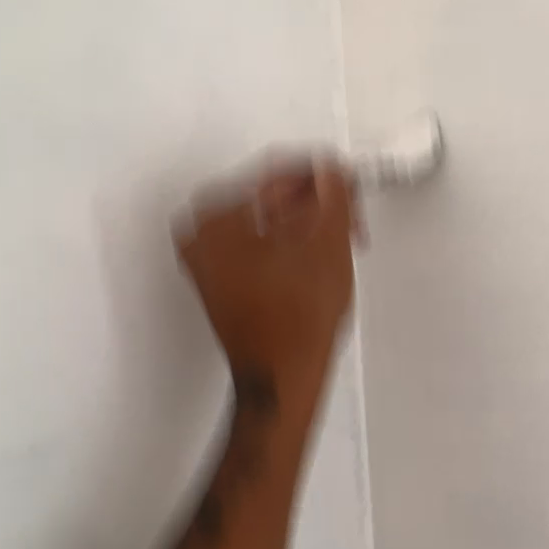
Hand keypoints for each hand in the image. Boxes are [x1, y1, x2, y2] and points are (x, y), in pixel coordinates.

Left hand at [176, 154, 358, 378]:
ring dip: (303, 225)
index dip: (323, 176)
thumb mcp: (329, 245)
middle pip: (268, 196)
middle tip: (346, 216)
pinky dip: (286, 246)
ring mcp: (205, 259)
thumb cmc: (294, 326)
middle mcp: (201, 234)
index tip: (346, 181)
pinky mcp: (217, 281)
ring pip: (264, 221)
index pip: (277, 172)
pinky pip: (255, 245)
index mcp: (219, 215)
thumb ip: (334, 195)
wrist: (281, 376)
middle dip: (314, 203)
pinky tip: (314, 261)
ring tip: (336, 242)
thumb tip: (332, 172)